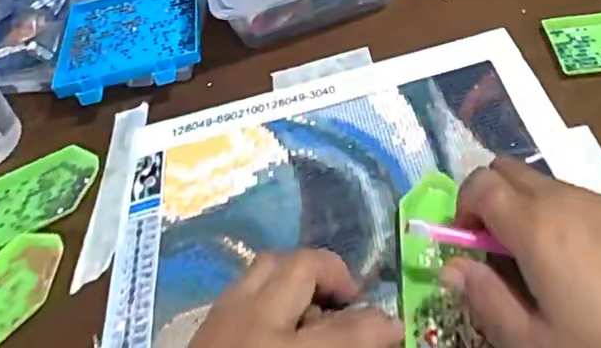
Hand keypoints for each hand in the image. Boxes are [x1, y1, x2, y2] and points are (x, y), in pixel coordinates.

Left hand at [191, 248, 403, 347]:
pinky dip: (270, 287)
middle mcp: (253, 327)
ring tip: (317, 304)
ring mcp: (223, 318)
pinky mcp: (205, 322)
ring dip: (300, 274)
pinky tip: (280, 318)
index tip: (396, 328)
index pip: (346, 332)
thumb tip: (375, 336)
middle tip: (352, 303)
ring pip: (269, 264)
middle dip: (334, 275)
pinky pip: (244, 284)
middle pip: (302, 268)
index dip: (379, 327)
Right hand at [441, 159, 600, 347]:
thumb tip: (453, 266)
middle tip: (493, 253)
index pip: (480, 184)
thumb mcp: (536, 345)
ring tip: (534, 267)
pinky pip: (572, 198)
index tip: (465, 248)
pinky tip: (575, 269)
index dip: (462, 208)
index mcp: (536, 223)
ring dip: (521, 207)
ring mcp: (598, 202)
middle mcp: (563, 197)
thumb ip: (487, 299)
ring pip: (539, 182)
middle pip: (507, 170)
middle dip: (488, 199)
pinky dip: (554, 214)